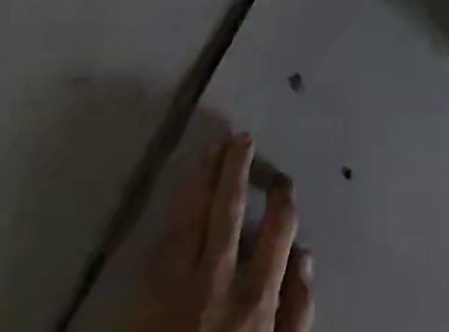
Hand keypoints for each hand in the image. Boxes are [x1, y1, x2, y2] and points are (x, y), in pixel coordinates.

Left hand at [131, 133, 313, 331]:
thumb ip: (298, 309)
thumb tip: (304, 255)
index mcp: (256, 296)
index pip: (277, 229)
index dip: (283, 199)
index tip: (284, 182)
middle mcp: (217, 281)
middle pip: (229, 210)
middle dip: (237, 170)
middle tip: (242, 138)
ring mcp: (176, 286)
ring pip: (191, 216)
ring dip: (202, 178)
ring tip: (211, 149)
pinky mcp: (145, 295)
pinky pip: (162, 240)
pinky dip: (174, 209)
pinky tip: (182, 193)